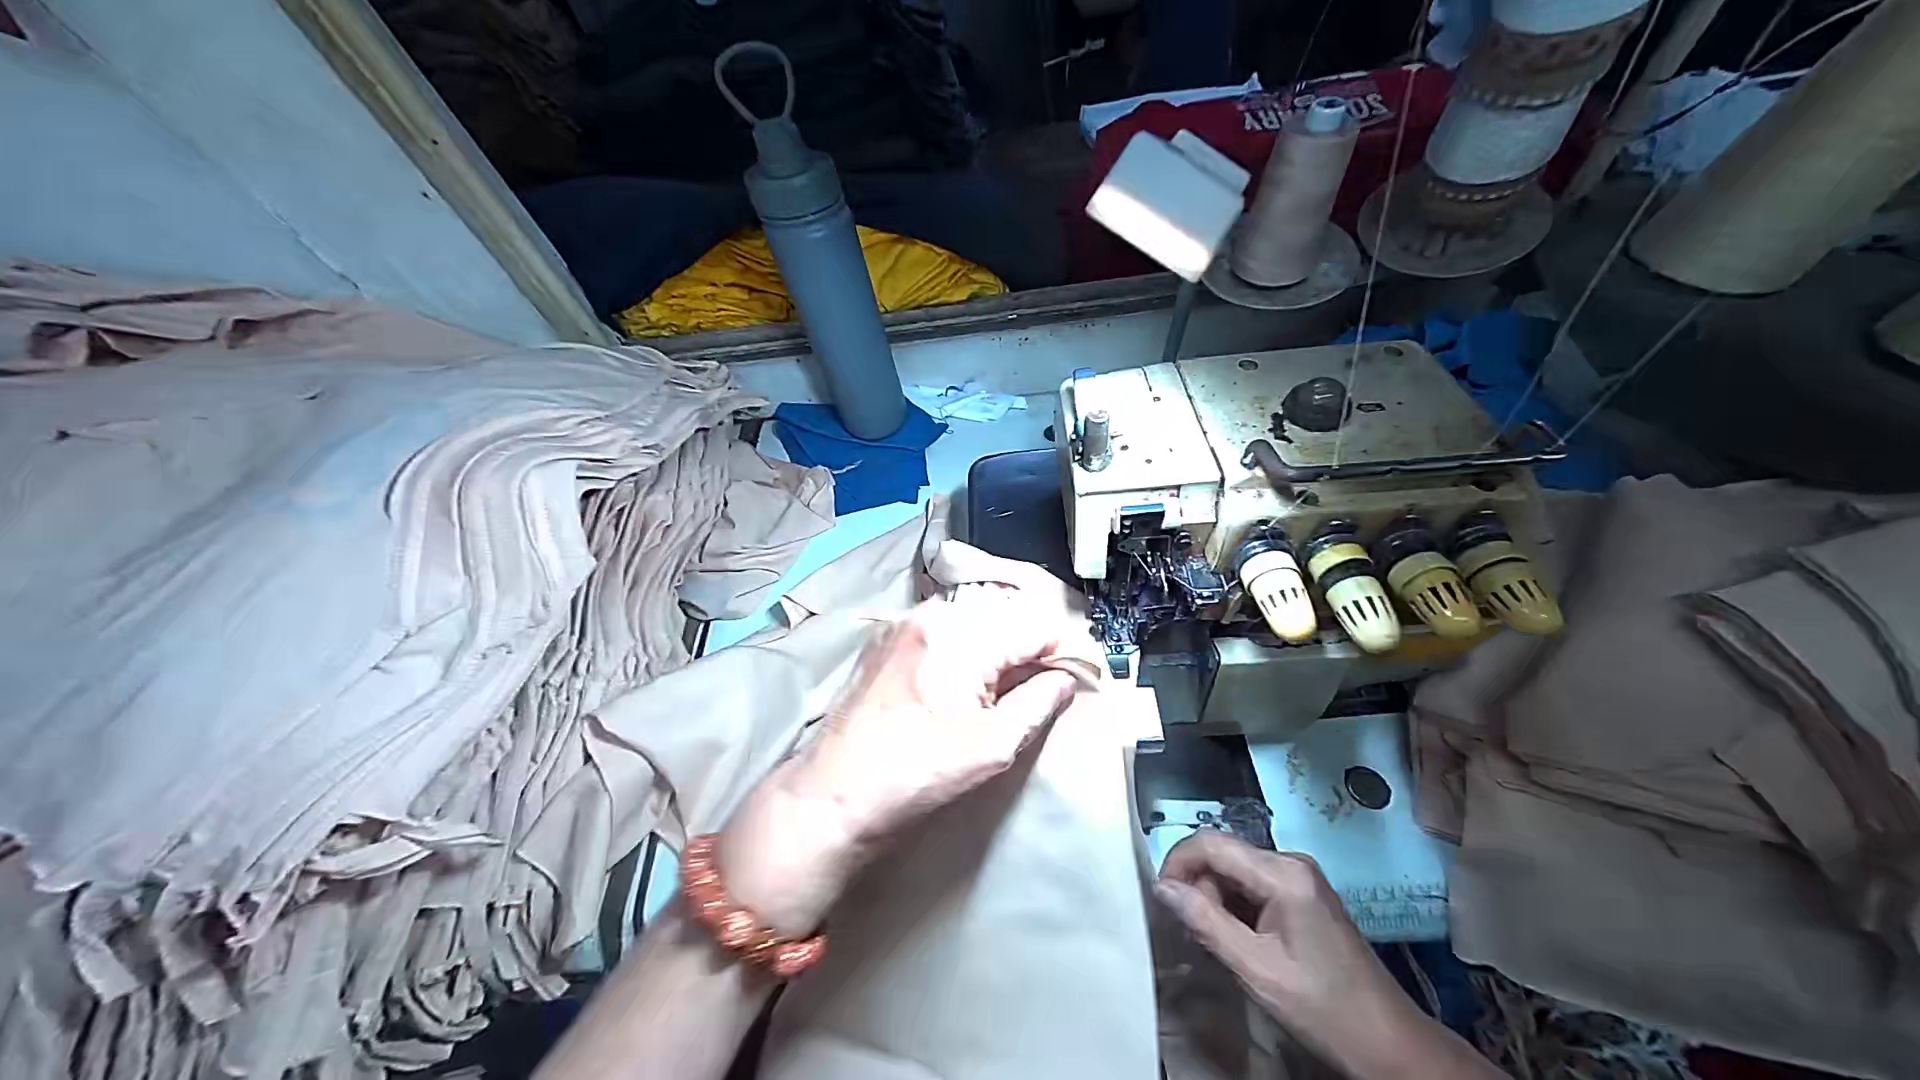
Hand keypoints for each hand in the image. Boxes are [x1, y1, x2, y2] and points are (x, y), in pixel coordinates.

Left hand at [717, 593, 1088, 937]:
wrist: (831, 795)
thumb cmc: (913, 775)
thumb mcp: (992, 747)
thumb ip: (1039, 703)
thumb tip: (1065, 678)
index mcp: (960, 636)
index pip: (1034, 624)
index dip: (1063, 649)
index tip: (1076, 676)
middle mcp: (929, 616)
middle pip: (1003, 614)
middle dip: (1030, 646)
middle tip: (1045, 685)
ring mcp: (902, 625)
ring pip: (972, 619)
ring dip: (998, 646)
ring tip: (1005, 689)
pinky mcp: (885, 641)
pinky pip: (941, 630)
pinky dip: (965, 648)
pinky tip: (965, 684)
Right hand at [1157, 832, 1484, 1079]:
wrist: (1389, 1043)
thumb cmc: (1323, 1008)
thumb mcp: (1256, 968)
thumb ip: (1205, 921)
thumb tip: (1162, 888)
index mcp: (1283, 873)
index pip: (1211, 844)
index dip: (1177, 863)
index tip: (1161, 899)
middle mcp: (1291, 861)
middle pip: (1222, 854)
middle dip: (1198, 886)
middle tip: (1194, 932)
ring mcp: (1299, 875)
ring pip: (1234, 868)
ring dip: (1215, 898)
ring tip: (1217, 941)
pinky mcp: (1302, 892)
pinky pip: (1252, 883)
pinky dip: (1235, 905)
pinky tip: (1238, 938)